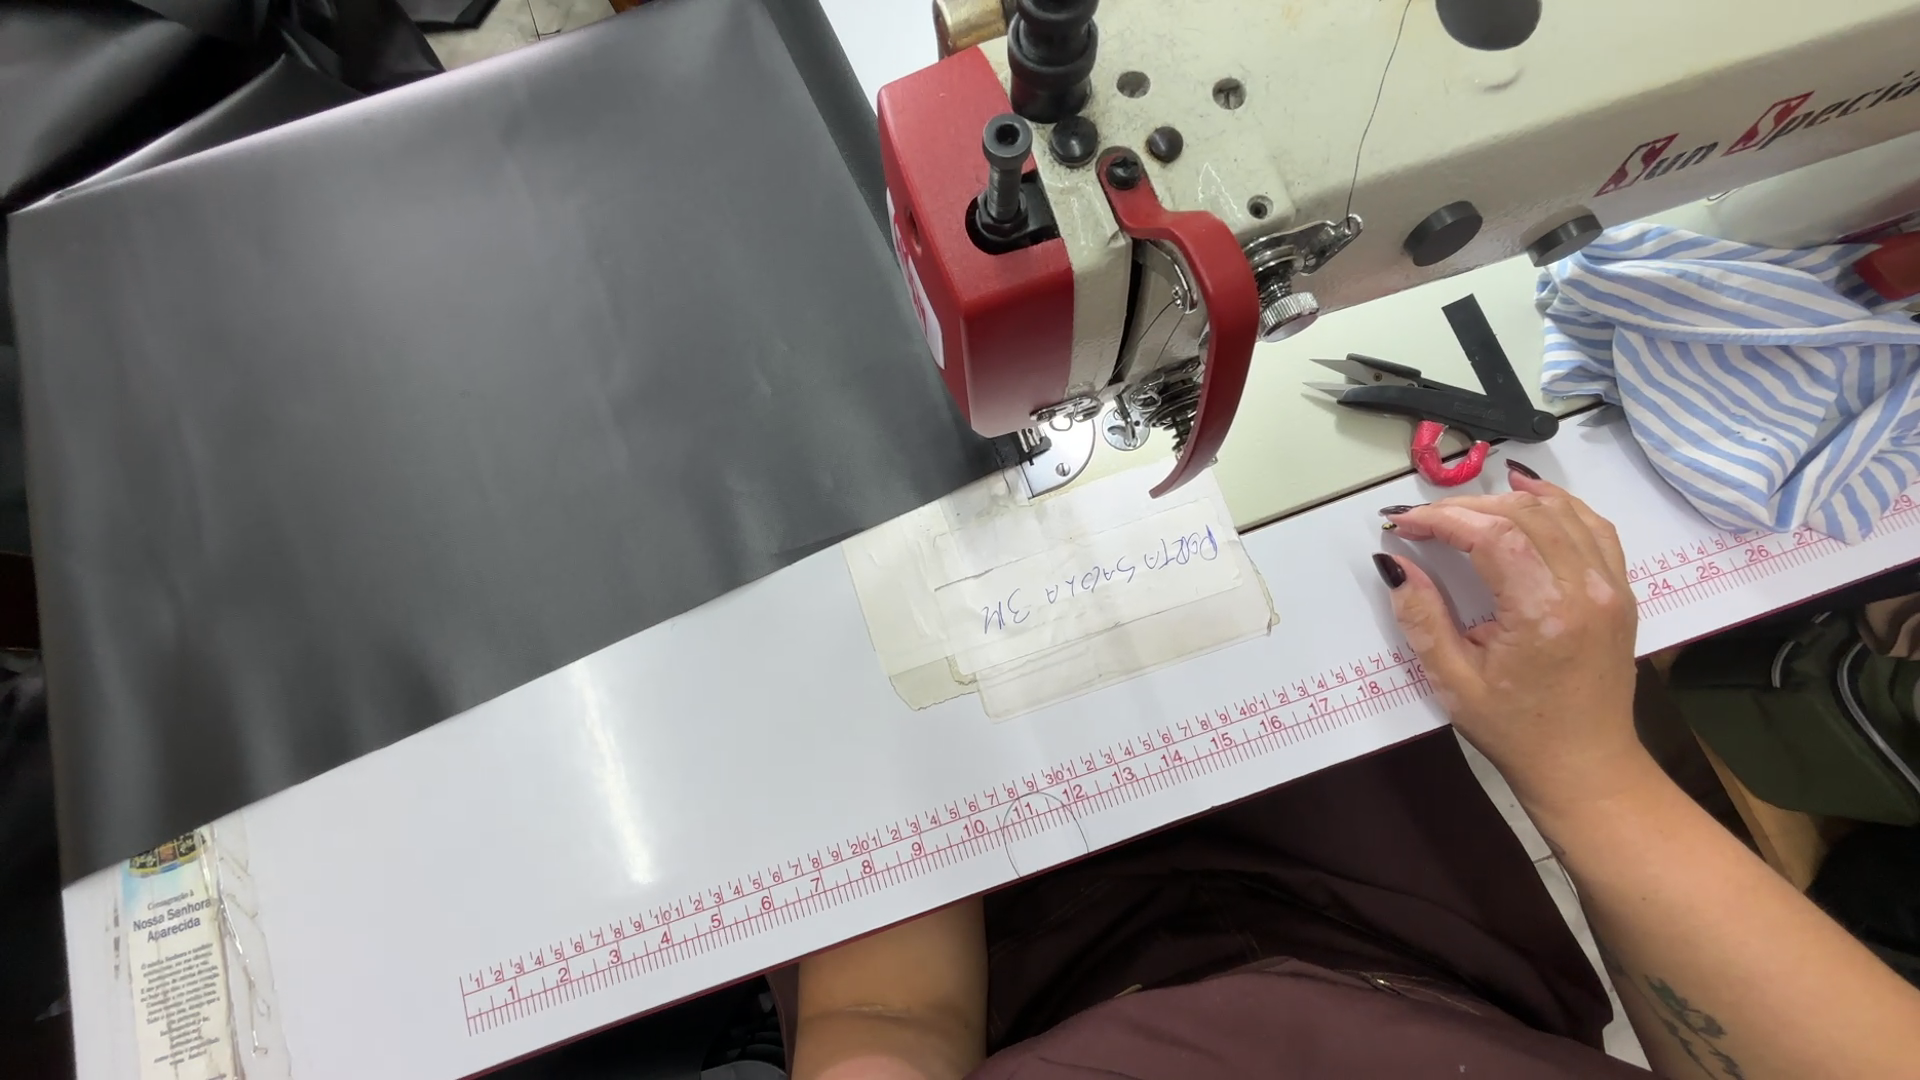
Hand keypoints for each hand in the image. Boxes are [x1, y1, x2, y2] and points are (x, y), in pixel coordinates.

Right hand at [1377, 462, 1648, 816]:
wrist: (1584, 763)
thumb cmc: (1512, 728)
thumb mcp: (1450, 680)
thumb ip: (1422, 616)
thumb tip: (1393, 563)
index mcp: (1544, 614)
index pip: (1493, 535)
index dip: (1442, 518)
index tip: (1401, 522)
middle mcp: (1587, 590)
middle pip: (1525, 515)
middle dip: (1463, 507)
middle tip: (1419, 521)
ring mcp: (1612, 587)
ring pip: (1560, 512)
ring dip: (1504, 500)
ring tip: (1458, 509)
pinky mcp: (1618, 590)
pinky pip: (1593, 527)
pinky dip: (1556, 503)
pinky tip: (1526, 494)